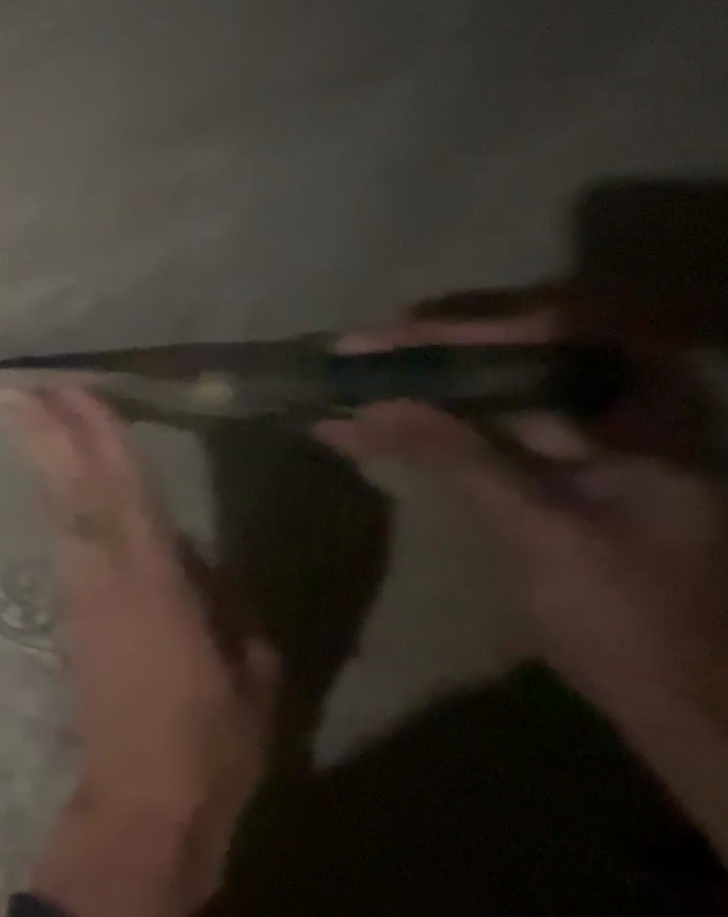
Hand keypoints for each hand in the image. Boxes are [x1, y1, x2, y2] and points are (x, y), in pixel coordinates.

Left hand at [1, 387, 279, 916]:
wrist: (142, 798)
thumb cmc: (212, 739)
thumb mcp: (251, 666)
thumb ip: (223, 598)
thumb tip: (192, 555)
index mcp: (154, 581)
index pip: (122, 488)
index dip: (97, 434)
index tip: (73, 388)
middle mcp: (104, 574)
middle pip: (71, 487)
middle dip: (46, 431)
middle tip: (17, 382)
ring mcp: (78, 590)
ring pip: (57, 507)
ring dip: (41, 454)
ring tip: (22, 409)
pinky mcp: (68, 611)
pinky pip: (60, 536)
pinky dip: (52, 494)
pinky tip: (49, 475)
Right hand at [316, 307, 727, 858]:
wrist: (689, 710)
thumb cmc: (631, 622)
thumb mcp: (543, 535)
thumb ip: (460, 458)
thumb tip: (375, 404)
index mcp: (651, 420)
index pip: (558, 337)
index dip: (466, 328)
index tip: (385, 338)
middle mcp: (629, 420)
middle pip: (523, 357)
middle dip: (433, 350)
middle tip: (356, 350)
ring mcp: (595, 452)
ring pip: (498, 396)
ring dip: (423, 388)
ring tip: (349, 382)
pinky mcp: (561, 482)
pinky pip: (488, 435)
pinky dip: (430, 429)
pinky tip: (373, 430)